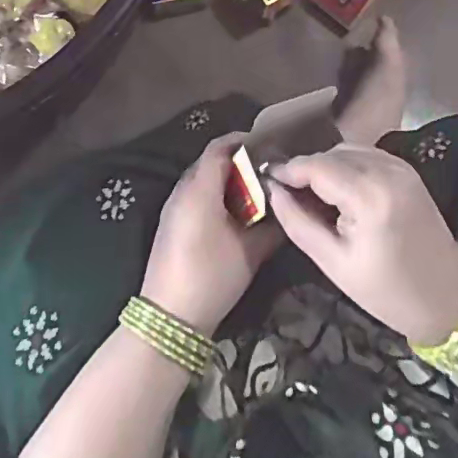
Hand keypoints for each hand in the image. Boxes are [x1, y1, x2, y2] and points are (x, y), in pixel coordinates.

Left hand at [141, 134, 283, 333]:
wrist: (169, 316)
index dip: (243, 141)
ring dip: (225, 178)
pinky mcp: (170, 223)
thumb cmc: (212, 277)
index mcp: (200, 189)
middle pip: (209, 161)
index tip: (268, 145)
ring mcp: (172, 207)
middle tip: (265, 169)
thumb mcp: (251, 252)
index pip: (219, 148)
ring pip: (201, 178)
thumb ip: (272, 225)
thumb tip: (287, 206)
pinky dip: (214, 193)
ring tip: (254, 189)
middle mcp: (182, 190)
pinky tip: (233, 212)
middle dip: (237, 159)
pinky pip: (194, 194)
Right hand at [268, 146, 457, 344]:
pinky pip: (365, 155)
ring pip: (346, 151)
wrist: (450, 299)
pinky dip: (345, 166)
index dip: (287, 170)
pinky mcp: (407, 170)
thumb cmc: (388, 291)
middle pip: (329, 155)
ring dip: (324, 167)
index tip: (266, 179)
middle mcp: (387, 170)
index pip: (315, 166)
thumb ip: (297, 222)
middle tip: (286, 194)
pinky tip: (339, 191)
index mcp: (369, 196)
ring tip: (310, 195)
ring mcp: (400, 167)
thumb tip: (272, 189)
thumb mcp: (334, 263)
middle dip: (305, 170)